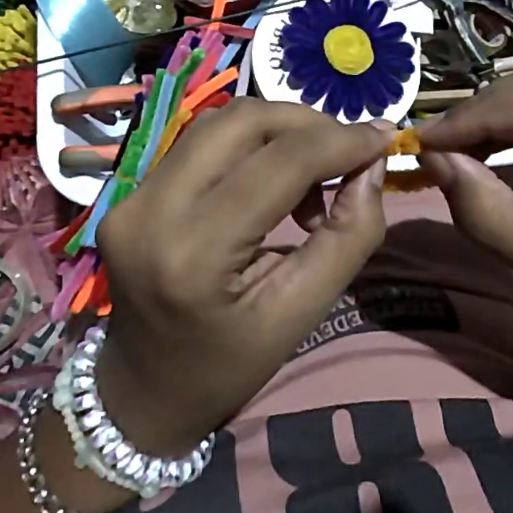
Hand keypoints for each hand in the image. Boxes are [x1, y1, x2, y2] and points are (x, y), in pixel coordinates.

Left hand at [95, 100, 389, 454]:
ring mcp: (132, 197)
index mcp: (194, 254)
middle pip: (243, 121)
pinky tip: (274, 181)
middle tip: (347, 154)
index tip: (383, 138)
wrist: (145, 390)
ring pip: (220, 122)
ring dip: (280, 131)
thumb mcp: (303, 313)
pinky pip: (202, 143)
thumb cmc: (230, 364)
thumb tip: (371, 165)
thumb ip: (349, 236)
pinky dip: (251, 146)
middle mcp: (151, 210)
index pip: (279, 164)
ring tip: (313, 174)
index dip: (340, 141)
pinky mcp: (130, 193)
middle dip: (309, 123)